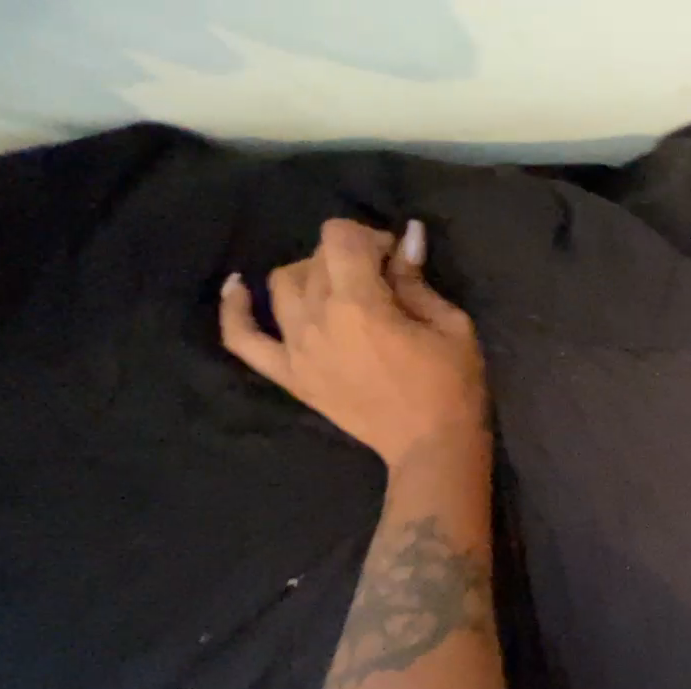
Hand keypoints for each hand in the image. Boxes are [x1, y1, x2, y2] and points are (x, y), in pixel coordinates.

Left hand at [221, 219, 487, 469]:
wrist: (435, 448)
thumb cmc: (455, 388)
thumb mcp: (453, 328)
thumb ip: (418, 282)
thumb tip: (406, 238)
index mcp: (360, 304)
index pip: (341, 237)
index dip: (371, 237)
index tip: (397, 258)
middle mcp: (315, 318)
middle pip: (315, 259)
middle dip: (351, 258)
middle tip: (383, 279)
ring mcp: (294, 347)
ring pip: (282, 284)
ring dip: (312, 275)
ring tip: (342, 291)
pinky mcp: (288, 373)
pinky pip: (242, 336)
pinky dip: (236, 308)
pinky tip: (240, 288)